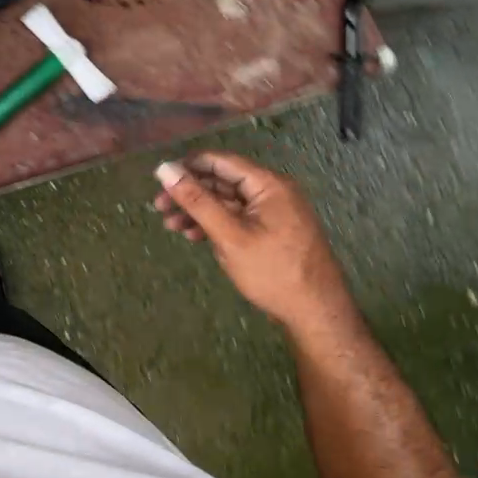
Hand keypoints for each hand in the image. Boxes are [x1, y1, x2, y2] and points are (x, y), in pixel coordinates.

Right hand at [154, 153, 359, 336]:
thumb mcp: (229, 235)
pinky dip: (215, 223)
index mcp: (268, 185)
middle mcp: (273, 192)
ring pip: (227, 201)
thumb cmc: (273, 272)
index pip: (219, 161)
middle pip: (221, 181)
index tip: (159, 182)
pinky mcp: (273, 230)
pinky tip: (195, 236)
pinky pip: (238, 217)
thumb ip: (196, 200)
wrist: (318, 315)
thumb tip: (164, 169)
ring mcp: (274, 212)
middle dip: (189, 193)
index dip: (187, 167)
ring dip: (198, 211)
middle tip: (159, 208)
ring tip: (171, 226)